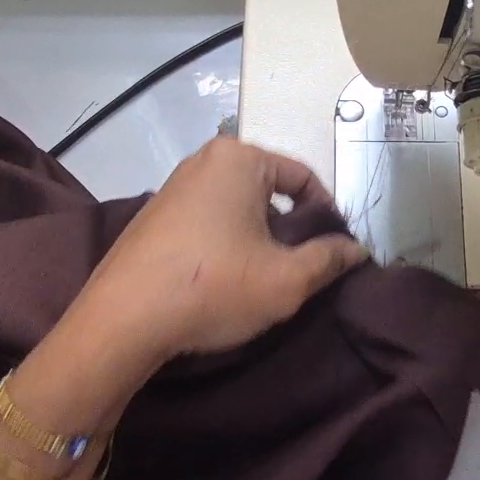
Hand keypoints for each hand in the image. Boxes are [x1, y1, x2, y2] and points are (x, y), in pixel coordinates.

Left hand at [60, 139, 366, 387]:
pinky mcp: (153, 215)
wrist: (123, 321)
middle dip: (290, 227)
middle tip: (299, 268)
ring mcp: (173, 186)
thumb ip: (329, 258)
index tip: (334, 250)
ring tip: (262, 278)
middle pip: (269, 189)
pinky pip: (208, 218)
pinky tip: (223, 278)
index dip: (327, 214)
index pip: (303, 177)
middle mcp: (204, 160)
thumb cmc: (214, 288)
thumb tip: (356, 249)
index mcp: (239, 158)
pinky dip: (226, 241)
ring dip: (258, 237)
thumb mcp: (287, 279)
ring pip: (238, 206)